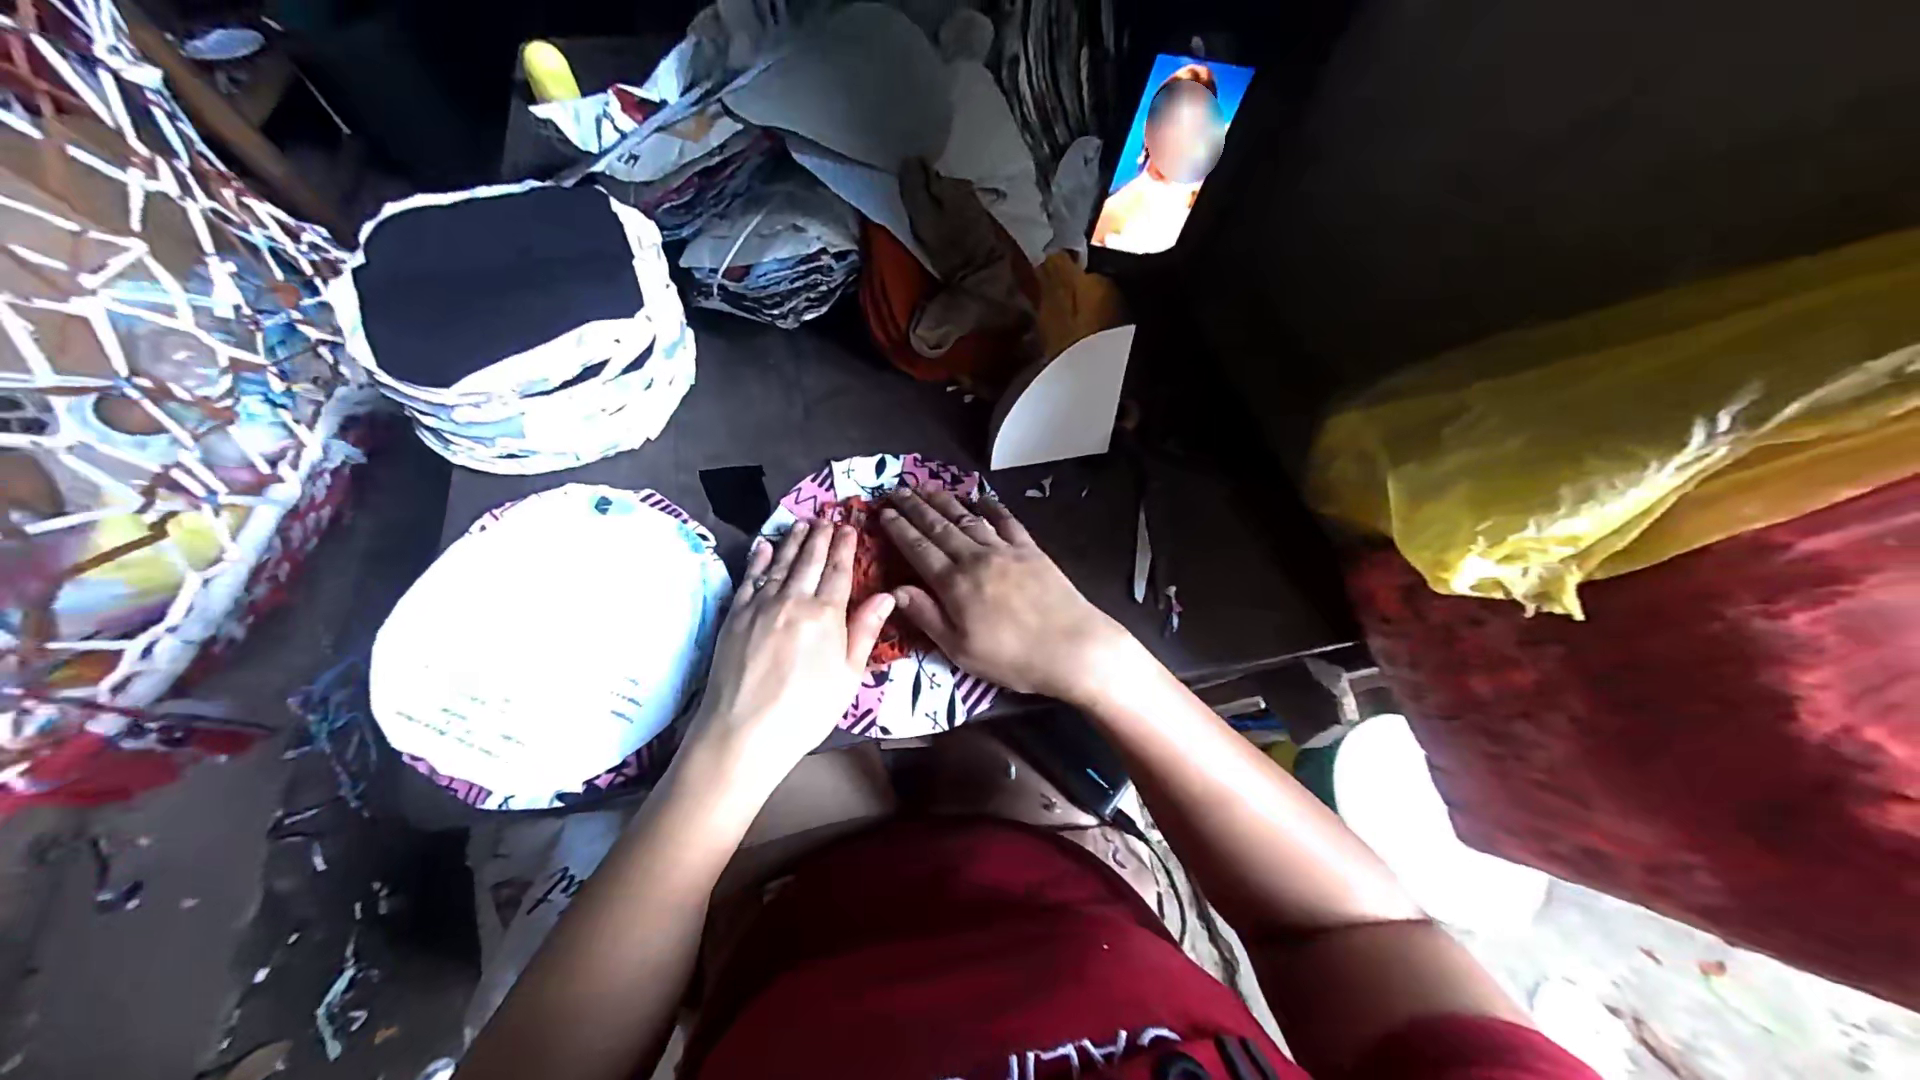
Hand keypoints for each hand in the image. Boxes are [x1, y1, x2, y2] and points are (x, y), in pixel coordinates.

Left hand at [690, 521, 893, 790]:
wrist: (744, 732)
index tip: (849, 527)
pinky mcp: (735, 615)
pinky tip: (764, 545)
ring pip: (780, 563)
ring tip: (803, 523)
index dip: (845, 547)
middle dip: (821, 536)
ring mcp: (760, 605)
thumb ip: (865, 631)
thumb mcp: (848, 676)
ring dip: (793, 541)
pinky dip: (759, 559)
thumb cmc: (806, 712)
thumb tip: (886, 596)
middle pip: (809, 561)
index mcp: (826, 615)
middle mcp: (793, 600)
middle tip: (827, 517)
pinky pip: (750, 578)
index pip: (839, 572)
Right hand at [877, 486, 1134, 703]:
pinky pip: (1006, 521)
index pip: (918, 548)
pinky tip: (980, 498)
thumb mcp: (960, 649)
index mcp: (954, 583)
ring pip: (967, 518)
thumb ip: (927, 616)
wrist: (1073, 648)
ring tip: (926, 488)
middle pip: (938, 526)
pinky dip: (991, 507)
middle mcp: (976, 558)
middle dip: (914, 506)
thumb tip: (894, 590)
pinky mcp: (1031, 550)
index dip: (899, 528)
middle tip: (896, 490)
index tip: (883, 512)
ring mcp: (1005, 550)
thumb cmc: (1012, 658)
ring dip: (944, 501)